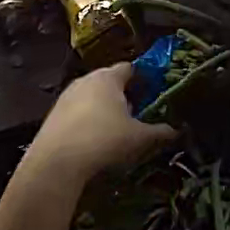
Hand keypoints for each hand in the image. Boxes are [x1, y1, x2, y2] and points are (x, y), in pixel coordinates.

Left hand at [24, 63, 176, 179]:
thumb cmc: (104, 140)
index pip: (130, 68)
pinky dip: (88, 119)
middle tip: (138, 113)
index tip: (154, 92)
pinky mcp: (54, 114)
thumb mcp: (139, 137)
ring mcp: (66, 96)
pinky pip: (78, 111)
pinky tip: (94, 139)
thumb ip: (159, 131)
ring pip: (92, 96)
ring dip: (105, 108)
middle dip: (124, 95)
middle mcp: (86, 80)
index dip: (143, 78)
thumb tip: (175, 130)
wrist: (57, 161)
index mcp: (109, 78)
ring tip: (117, 129)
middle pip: (110, 81)